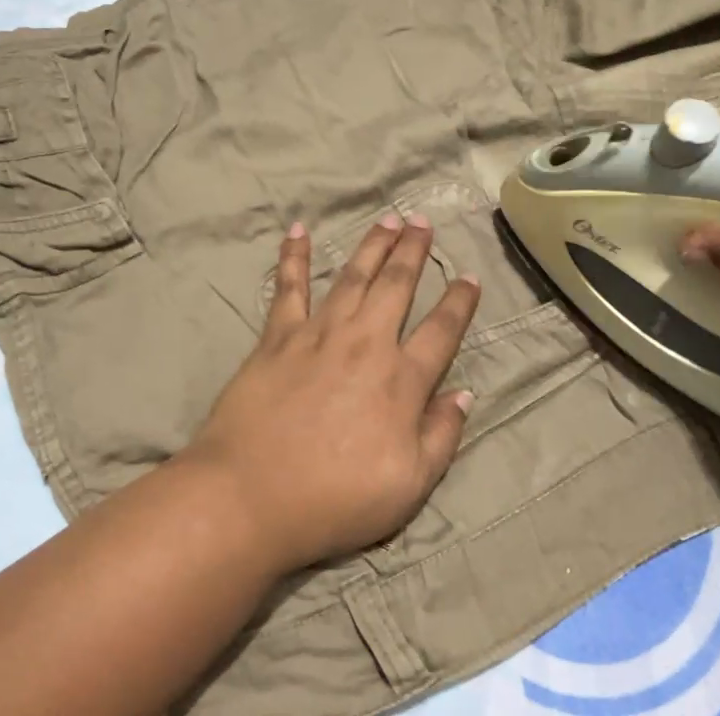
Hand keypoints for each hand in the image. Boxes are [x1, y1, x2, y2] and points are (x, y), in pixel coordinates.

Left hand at [180, 214, 480, 572]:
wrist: (251, 495)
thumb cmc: (335, 500)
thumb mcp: (409, 487)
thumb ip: (441, 436)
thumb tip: (464, 394)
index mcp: (402, 381)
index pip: (441, 331)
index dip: (459, 302)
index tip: (469, 277)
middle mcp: (365, 344)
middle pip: (396, 286)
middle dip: (413, 251)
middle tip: (424, 221)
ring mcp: (318, 335)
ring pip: (352, 277)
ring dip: (372, 245)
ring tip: (388, 219)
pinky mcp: (276, 337)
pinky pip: (288, 287)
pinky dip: (292, 257)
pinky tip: (296, 231)